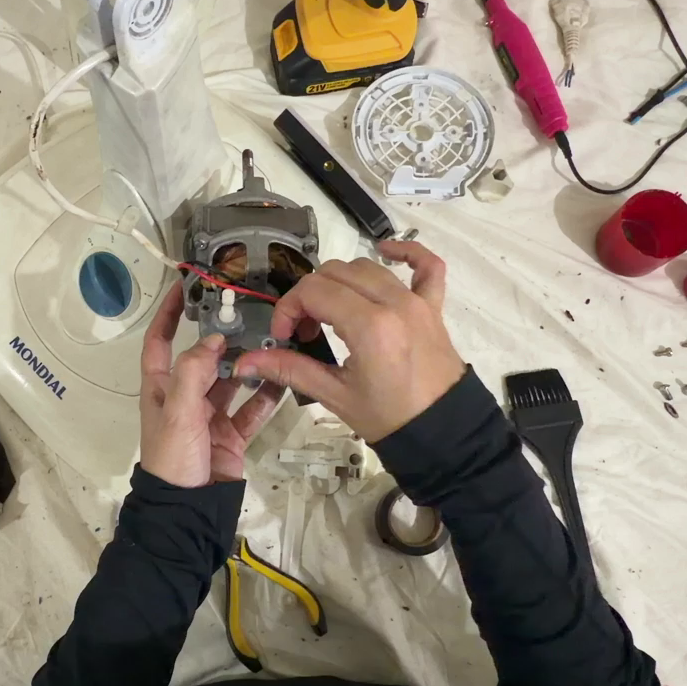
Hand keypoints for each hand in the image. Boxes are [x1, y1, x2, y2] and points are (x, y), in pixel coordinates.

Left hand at [139, 286, 286, 486]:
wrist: (189, 510)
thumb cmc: (174, 458)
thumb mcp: (176, 411)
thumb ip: (193, 372)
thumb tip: (213, 340)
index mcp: (161, 388)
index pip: (159, 342)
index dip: (167, 315)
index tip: (184, 287)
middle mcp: (185, 398)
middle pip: (205, 359)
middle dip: (224, 339)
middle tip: (251, 316)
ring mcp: (209, 417)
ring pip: (232, 382)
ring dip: (250, 366)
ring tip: (273, 344)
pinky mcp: (231, 435)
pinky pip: (251, 409)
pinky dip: (266, 395)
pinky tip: (284, 379)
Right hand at [233, 240, 464, 442]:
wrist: (442, 433)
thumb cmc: (388, 418)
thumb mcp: (335, 395)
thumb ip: (291, 369)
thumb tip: (245, 362)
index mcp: (369, 326)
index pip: (313, 292)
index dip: (288, 309)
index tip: (284, 336)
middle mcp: (393, 303)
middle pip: (335, 273)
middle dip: (309, 297)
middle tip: (305, 332)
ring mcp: (416, 301)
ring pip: (366, 267)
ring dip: (340, 283)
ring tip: (332, 316)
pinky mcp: (433, 306)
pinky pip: (427, 265)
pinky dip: (407, 252)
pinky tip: (386, 252)